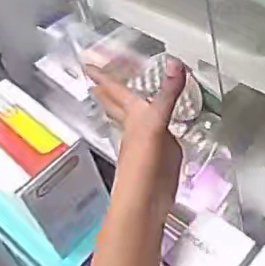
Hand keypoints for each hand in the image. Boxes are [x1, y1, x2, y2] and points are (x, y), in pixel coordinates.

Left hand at [85, 58, 186, 224]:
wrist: (146, 201)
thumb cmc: (141, 166)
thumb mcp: (156, 123)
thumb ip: (167, 94)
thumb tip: (174, 66)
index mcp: (132, 117)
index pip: (114, 91)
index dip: (102, 76)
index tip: (90, 64)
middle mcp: (136, 127)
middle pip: (118, 106)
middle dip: (109, 92)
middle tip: (99, 81)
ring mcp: (148, 141)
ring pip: (134, 119)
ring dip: (129, 107)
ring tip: (127, 98)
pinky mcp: (163, 155)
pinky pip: (159, 133)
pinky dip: (158, 125)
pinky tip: (161, 125)